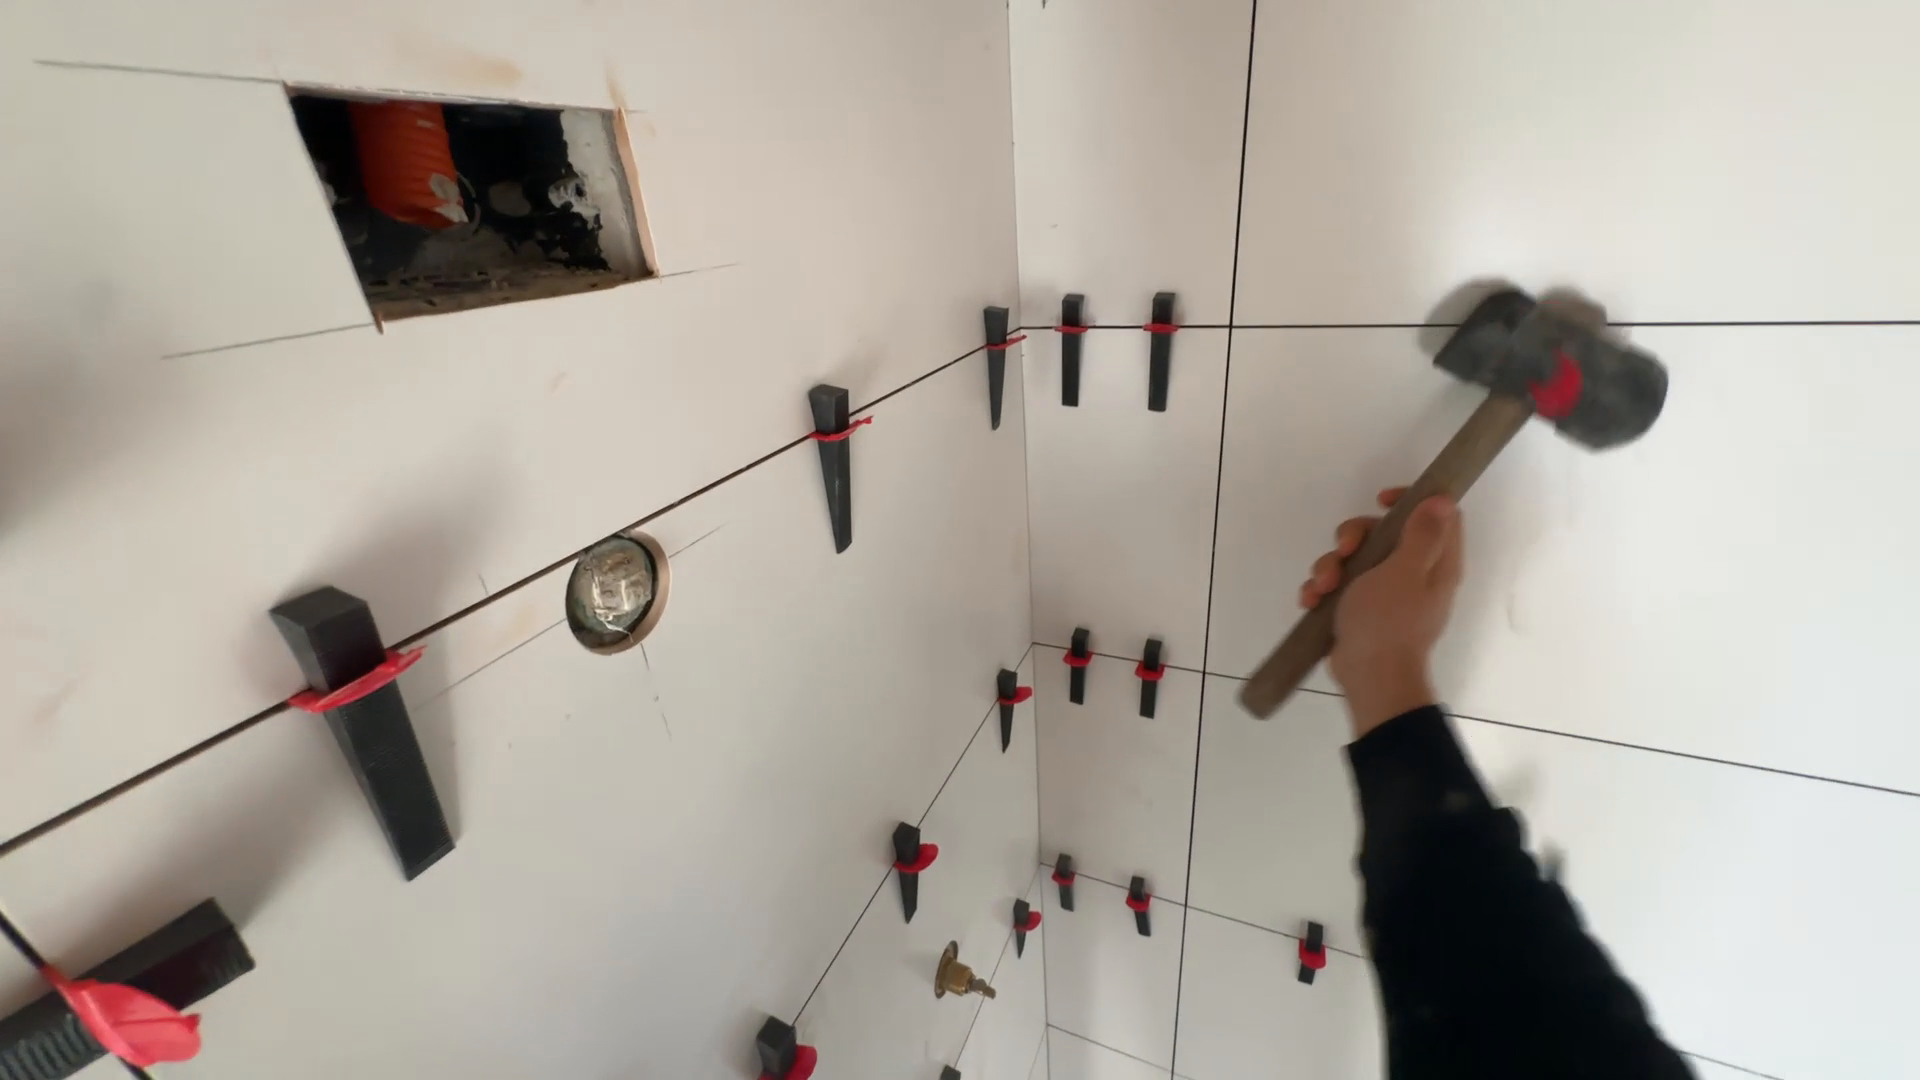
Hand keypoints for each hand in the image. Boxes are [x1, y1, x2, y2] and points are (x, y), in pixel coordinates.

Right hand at [1299, 488, 1463, 736]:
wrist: (1370, 677)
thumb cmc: (1389, 622)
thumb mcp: (1404, 572)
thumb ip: (1421, 535)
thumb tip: (1443, 500)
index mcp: (1434, 563)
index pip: (1436, 515)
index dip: (1410, 500)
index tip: (1380, 501)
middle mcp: (1413, 573)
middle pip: (1382, 533)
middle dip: (1352, 538)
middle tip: (1343, 552)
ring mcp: (1385, 592)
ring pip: (1353, 558)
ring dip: (1329, 567)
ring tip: (1321, 589)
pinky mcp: (1359, 608)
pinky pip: (1338, 585)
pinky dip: (1322, 590)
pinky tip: (1312, 602)